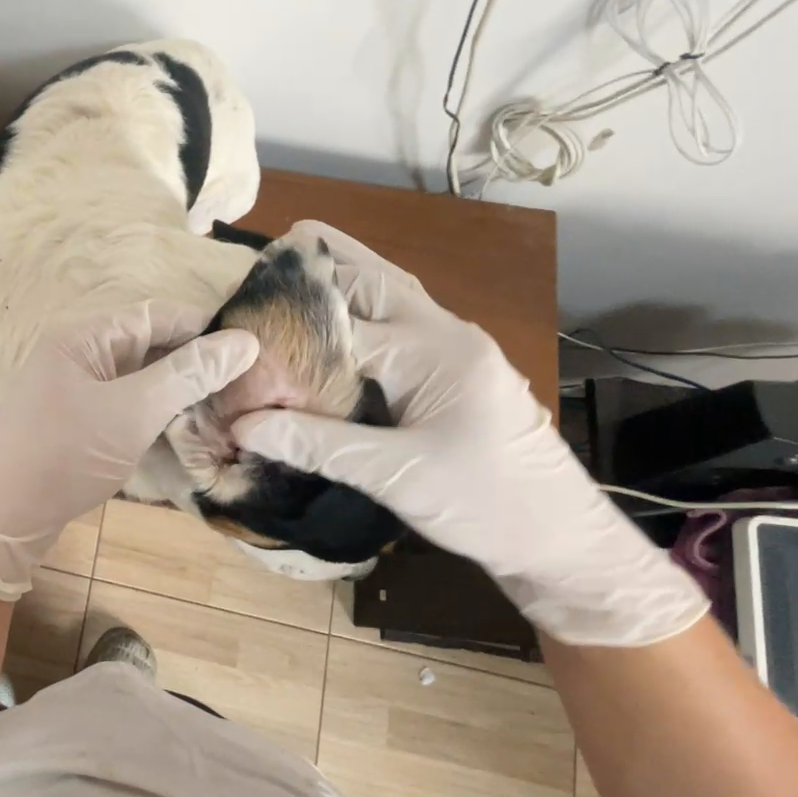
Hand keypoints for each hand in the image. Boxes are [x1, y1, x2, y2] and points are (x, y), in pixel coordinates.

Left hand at [0, 302, 259, 600]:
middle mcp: (75, 352)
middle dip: (193, 359)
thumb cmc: (67, 454)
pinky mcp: (74, 417)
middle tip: (247, 381)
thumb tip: (244, 340)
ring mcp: (72, 386)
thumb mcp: (134, 411)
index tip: (253, 350)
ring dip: (176, 385)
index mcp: (81, 336)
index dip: (204, 329)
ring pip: (137, 373)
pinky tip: (185, 421)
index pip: (155, 315)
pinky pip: (122, 399)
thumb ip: (188, 373)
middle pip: (147, 342)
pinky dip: (153, 406)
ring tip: (226, 402)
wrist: (6, 514)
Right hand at [231, 222, 707, 646]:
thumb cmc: (486, 504)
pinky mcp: (453, 366)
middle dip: (316, 271)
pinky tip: (333, 313)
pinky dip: (360, 303)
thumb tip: (241, 424)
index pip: (344, 322)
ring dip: (343, 275)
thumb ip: (317, 444)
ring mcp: (454, 347)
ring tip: (291, 260)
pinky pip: (400, 317)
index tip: (237, 332)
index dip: (288, 327)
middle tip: (255, 275)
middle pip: (371, 281)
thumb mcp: (395, 476)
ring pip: (391, 290)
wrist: (560, 536)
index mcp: (434, 352)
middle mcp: (445, 334)